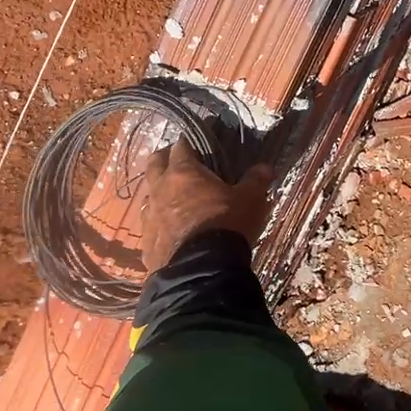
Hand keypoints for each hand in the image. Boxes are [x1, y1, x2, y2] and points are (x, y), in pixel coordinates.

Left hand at [138, 141, 273, 272]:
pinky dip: (159, 221)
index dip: (189, 141)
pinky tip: (172, 228)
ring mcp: (149, 217)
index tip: (198, 141)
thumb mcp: (250, 199)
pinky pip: (150, 224)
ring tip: (175, 197)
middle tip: (180, 161)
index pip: (180, 146)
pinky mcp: (146, 243)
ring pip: (148, 195)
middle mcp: (160, 190)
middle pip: (154, 164)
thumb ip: (255, 180)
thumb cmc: (226, 223)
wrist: (200, 269)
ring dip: (159, 191)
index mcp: (184, 172)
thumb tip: (265, 167)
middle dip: (165, 158)